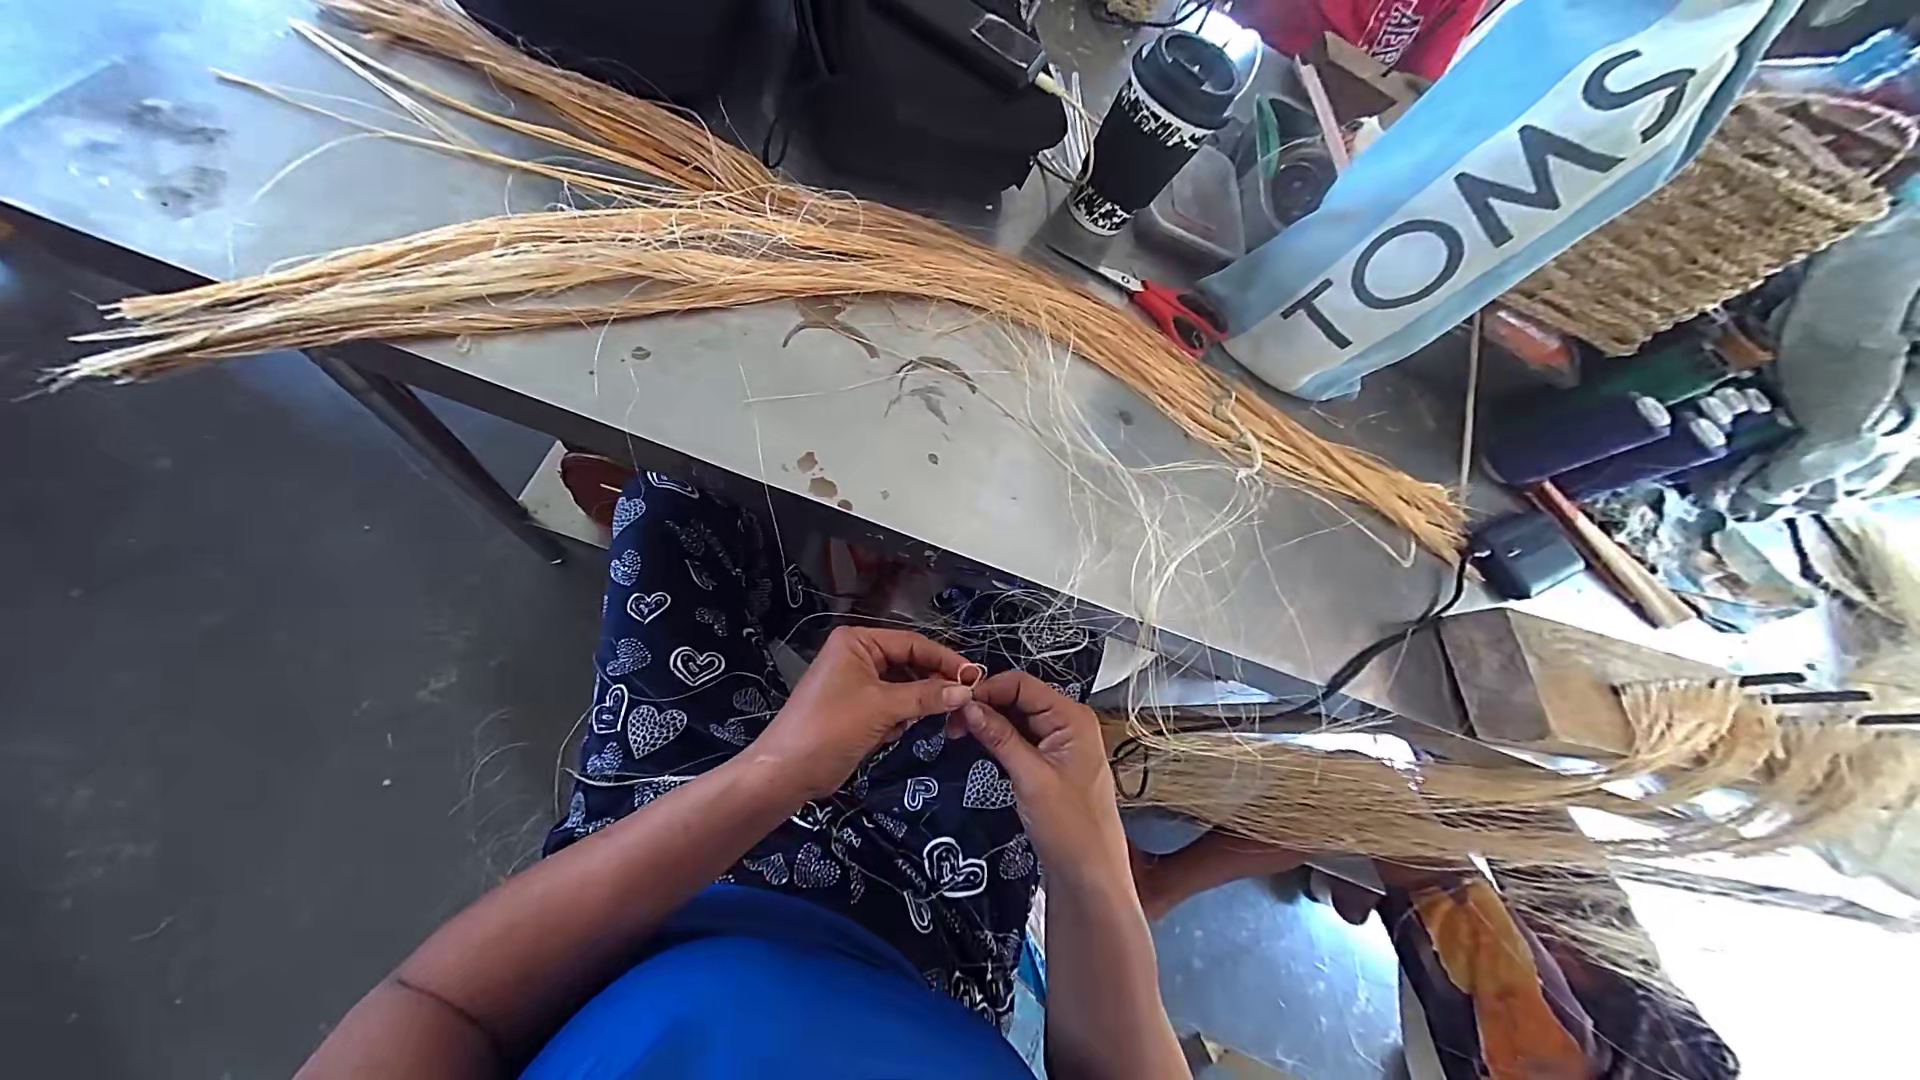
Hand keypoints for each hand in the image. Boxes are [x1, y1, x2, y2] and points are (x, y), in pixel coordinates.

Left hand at [752, 626, 975, 799]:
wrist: (786, 773)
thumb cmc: (830, 728)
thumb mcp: (882, 708)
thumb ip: (926, 696)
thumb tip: (966, 691)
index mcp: (858, 641)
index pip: (913, 643)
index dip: (945, 660)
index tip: (975, 677)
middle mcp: (858, 655)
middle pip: (910, 664)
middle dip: (930, 685)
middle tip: (960, 702)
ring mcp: (857, 682)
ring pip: (904, 687)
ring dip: (914, 705)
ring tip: (921, 721)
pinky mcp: (857, 707)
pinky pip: (892, 705)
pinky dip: (898, 718)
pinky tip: (892, 733)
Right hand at [957, 672, 1128, 883]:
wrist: (1091, 878)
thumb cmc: (1069, 827)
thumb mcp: (1030, 778)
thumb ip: (999, 737)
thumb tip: (968, 706)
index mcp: (1072, 717)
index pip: (1023, 684)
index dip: (988, 689)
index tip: (955, 704)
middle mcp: (1069, 721)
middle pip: (1020, 697)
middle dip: (986, 704)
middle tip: (951, 721)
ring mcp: (1062, 740)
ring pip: (1019, 716)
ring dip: (990, 721)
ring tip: (958, 732)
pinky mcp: (1052, 759)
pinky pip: (1022, 735)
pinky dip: (1000, 737)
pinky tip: (979, 743)